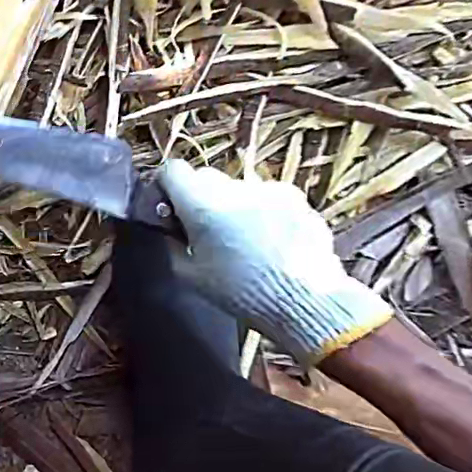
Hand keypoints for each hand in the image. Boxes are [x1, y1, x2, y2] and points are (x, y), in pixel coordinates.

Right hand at [155, 159, 391, 360]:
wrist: (306, 302)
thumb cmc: (239, 291)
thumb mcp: (188, 273)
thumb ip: (173, 240)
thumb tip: (169, 225)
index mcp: (201, 202)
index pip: (172, 169)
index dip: (165, 187)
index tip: (168, 210)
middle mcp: (234, 187)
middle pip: (204, 177)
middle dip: (198, 198)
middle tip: (203, 231)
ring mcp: (269, 190)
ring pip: (236, 188)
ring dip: (231, 206)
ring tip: (241, 241)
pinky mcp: (297, 199)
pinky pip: (267, 198)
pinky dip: (261, 212)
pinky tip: (269, 242)